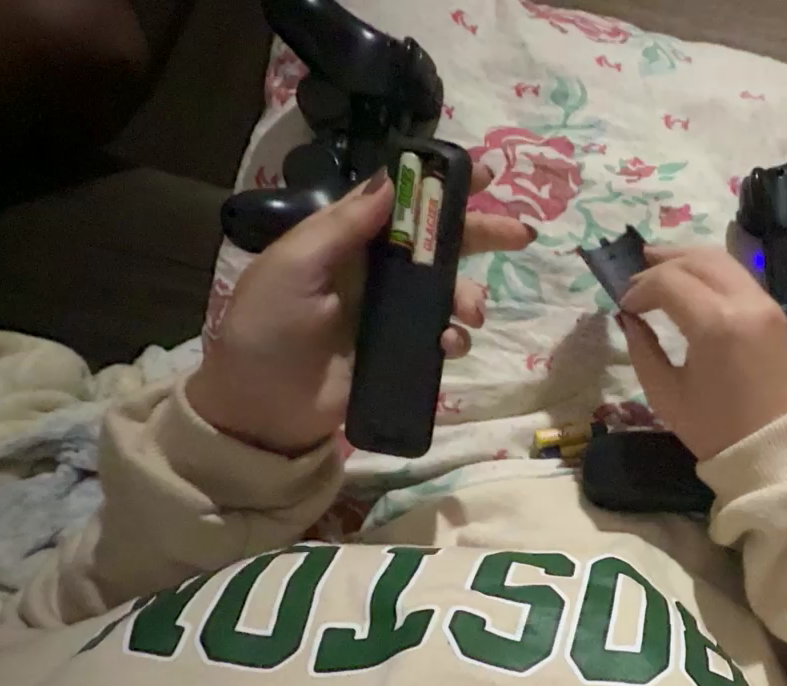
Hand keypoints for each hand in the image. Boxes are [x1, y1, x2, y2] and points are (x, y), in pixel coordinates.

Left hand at [187, 165, 533, 455]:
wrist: (265, 408)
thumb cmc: (270, 328)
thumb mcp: (294, 264)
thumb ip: (344, 225)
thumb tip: (395, 181)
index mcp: (348, 242)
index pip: (402, 205)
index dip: (441, 190)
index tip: (482, 176)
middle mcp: (377, 273)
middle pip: (438, 246)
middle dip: (482, 236)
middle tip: (521, 236)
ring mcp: (394, 316)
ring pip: (449, 294)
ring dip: (470, 296)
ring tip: (472, 313)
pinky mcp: (404, 354)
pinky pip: (443, 338)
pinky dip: (456, 338)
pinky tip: (450, 344)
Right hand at [617, 246, 786, 461]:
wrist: (775, 450)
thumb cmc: (716, 430)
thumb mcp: (666, 395)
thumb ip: (642, 349)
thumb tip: (630, 318)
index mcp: (716, 325)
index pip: (669, 282)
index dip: (640, 288)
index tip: (624, 306)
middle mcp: (745, 302)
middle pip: (697, 260)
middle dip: (662, 263)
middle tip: (635, 273)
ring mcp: (765, 304)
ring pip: (721, 261)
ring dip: (687, 259)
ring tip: (658, 263)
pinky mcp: (775, 313)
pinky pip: (738, 277)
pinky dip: (710, 271)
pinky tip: (690, 281)